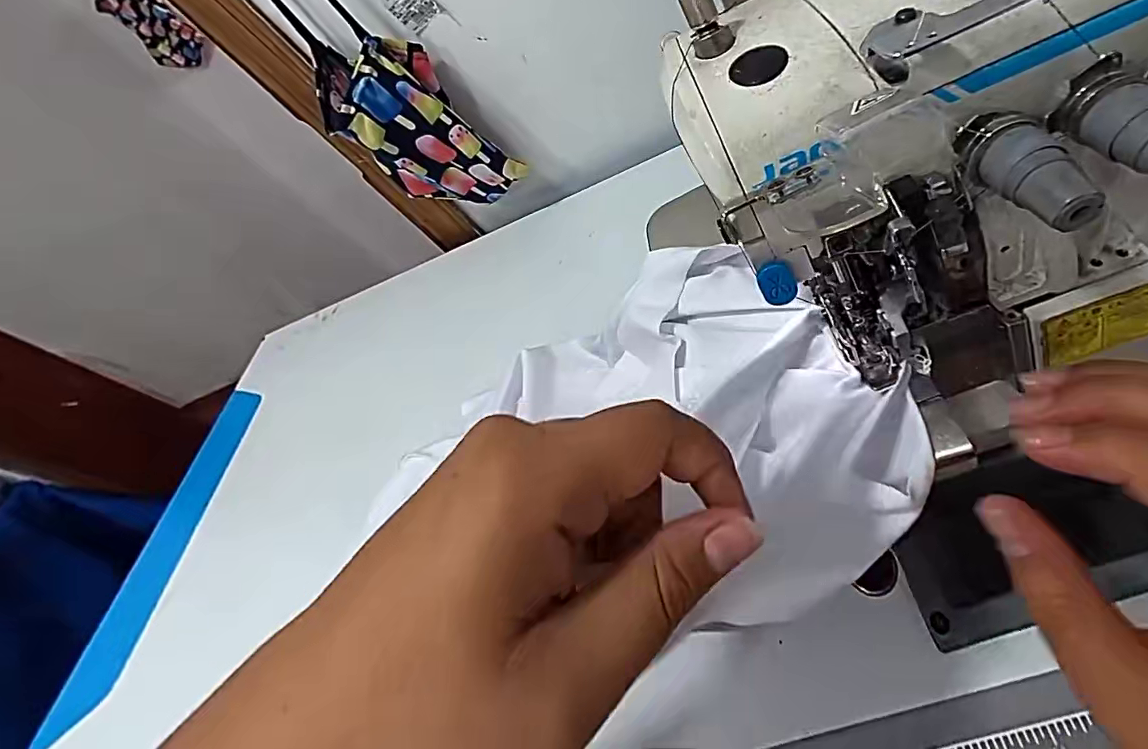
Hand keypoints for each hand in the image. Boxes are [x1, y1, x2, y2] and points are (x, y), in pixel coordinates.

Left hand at [164, 401, 760, 748]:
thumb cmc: (413, 728)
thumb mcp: (564, 677)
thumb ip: (663, 589)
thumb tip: (734, 530)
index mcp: (527, 468)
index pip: (656, 429)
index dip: (710, 477)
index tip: (730, 546)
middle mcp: (500, 450)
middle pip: (622, 463)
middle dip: (644, 536)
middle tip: (610, 628)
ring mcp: (473, 474)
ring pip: (588, 491)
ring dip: (603, 558)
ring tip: (558, 641)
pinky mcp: (459, 504)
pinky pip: (546, 507)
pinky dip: (566, 560)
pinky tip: (528, 627)